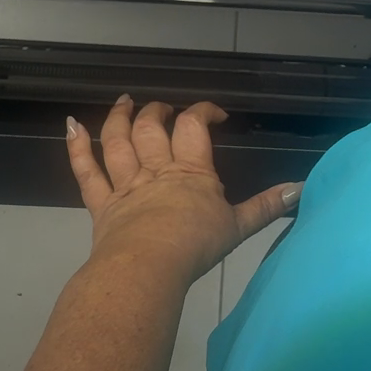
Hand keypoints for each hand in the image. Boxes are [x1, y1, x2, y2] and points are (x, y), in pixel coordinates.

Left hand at [67, 96, 300, 284]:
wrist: (147, 269)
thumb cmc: (194, 246)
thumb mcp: (238, 226)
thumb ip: (267, 206)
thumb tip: (300, 188)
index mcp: (191, 171)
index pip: (196, 126)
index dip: (204, 112)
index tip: (216, 114)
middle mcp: (157, 169)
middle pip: (154, 128)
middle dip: (159, 112)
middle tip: (164, 107)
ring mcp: (126, 185)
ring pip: (118, 141)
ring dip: (119, 118)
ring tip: (124, 102)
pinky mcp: (101, 204)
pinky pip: (86, 171)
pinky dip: (76, 147)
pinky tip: (70, 126)